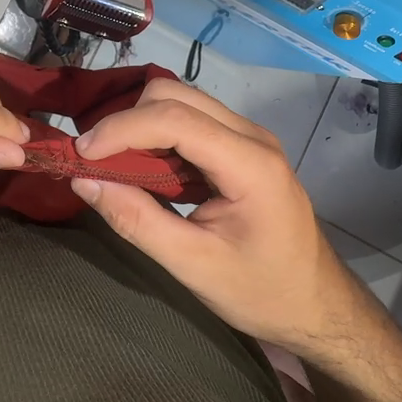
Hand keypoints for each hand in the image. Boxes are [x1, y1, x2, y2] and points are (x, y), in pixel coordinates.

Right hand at [71, 78, 367, 357]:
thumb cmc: (262, 292)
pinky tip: (144, 165)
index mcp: (250, 165)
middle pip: (173, 95)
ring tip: (115, 163)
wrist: (319, 306)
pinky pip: (188, 116)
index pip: (174, 119)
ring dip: (139, 123)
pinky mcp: (239, 143)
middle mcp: (251, 135)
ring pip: (178, 98)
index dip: (121, 128)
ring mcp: (247, 135)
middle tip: (97, 160)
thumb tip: (84, 181)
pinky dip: (155, 132)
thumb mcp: (194, 266)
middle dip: (128, 120)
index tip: (82, 155)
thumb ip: (137, 221)